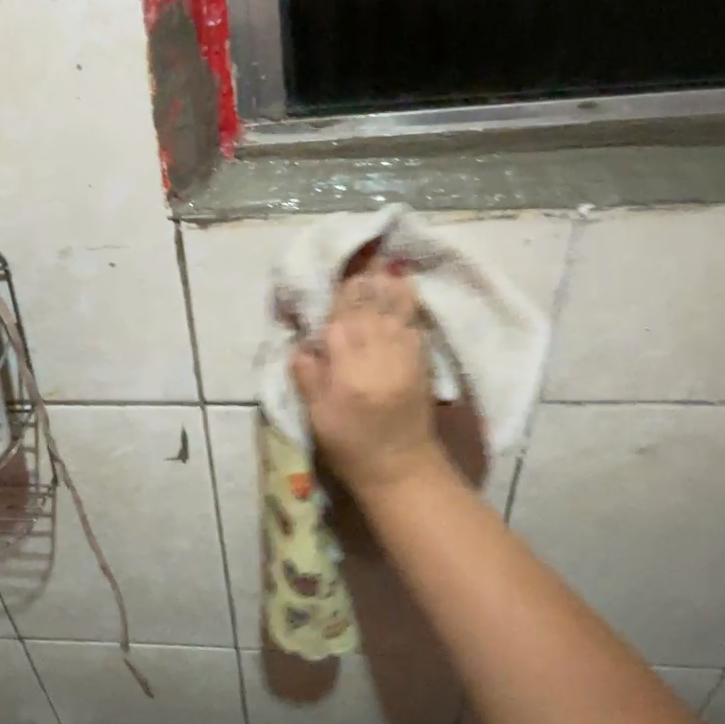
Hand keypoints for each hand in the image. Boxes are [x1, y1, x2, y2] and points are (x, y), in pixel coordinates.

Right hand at [291, 269, 448, 497]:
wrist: (401, 469)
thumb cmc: (352, 446)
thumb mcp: (319, 417)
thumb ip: (309, 377)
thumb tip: (303, 345)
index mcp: (348, 371)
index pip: (337, 322)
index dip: (331, 298)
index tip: (327, 276)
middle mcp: (377, 356)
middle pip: (366, 309)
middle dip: (359, 281)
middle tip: (355, 255)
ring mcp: (403, 356)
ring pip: (391, 310)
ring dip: (384, 283)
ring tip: (378, 259)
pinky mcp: (420, 361)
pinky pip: (412, 323)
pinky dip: (406, 302)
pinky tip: (402, 284)